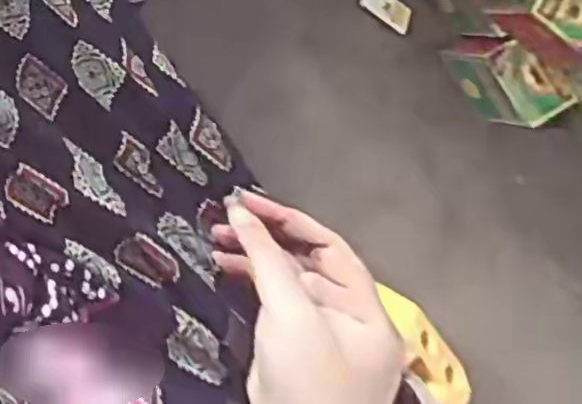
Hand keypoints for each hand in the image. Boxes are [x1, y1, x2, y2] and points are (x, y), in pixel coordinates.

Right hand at [211, 191, 404, 403]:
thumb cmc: (309, 379)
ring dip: (251, 251)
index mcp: (364, 312)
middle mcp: (346, 316)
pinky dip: (249, 272)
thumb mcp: (288, 310)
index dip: (289, 219)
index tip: (249, 202)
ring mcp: (320, 327)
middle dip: (265, 234)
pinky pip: (274, 291)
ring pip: (285, 272)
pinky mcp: (294, 336)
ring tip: (216, 236)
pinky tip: (224, 263)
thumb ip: (264, 255)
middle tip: (228, 214)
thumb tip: (240, 210)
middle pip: (306, 258)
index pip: (331, 248)